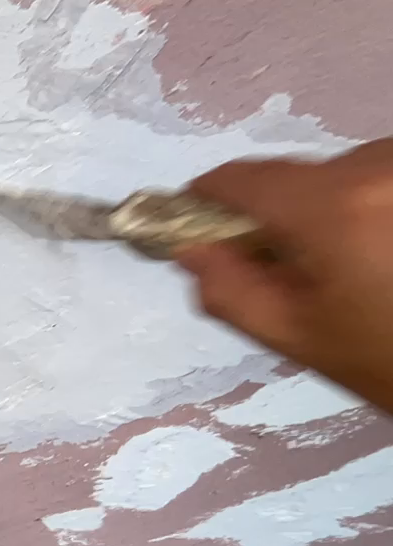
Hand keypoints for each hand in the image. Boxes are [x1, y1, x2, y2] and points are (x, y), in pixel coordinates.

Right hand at [175, 139, 392, 413]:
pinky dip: (377, 206)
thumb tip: (194, 248)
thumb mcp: (285, 330)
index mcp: (335, 209)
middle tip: (293, 261)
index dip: (210, 194)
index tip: (194, 214)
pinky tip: (383, 247)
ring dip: (342, 205)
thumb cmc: (379, 353)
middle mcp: (387, 172)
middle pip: (310, 174)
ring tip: (355, 256)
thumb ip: (225, 285)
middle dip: (289, 211)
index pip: (249, 178)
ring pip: (361, 170)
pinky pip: (389, 181)